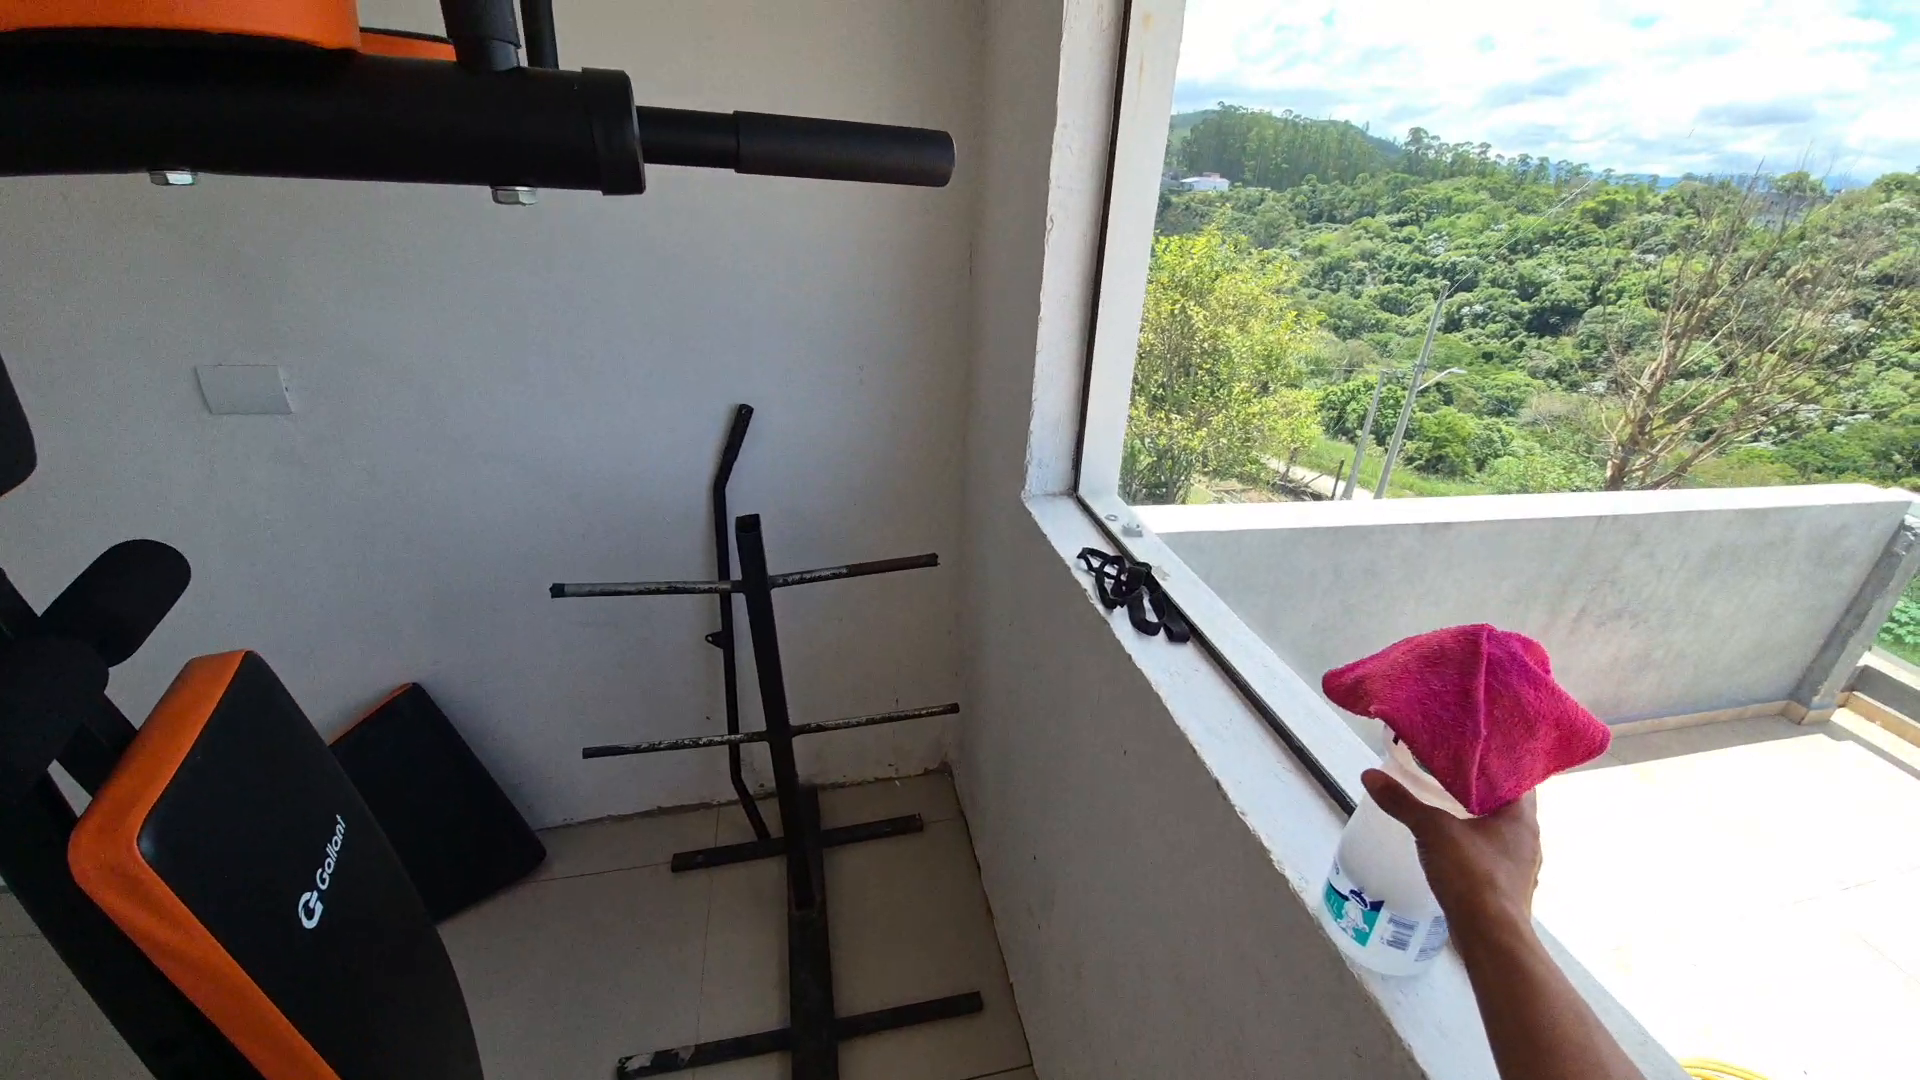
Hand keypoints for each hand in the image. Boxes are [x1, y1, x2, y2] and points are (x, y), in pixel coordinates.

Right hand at [1360, 768, 1541, 941]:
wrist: (1491, 938)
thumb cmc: (1472, 875)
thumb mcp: (1431, 829)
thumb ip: (1402, 802)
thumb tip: (1369, 775)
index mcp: (1521, 819)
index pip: (1516, 778)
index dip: (1495, 762)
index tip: (1469, 751)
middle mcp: (1528, 840)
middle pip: (1504, 804)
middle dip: (1477, 789)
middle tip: (1446, 771)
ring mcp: (1519, 866)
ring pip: (1496, 830)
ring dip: (1474, 817)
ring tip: (1443, 803)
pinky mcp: (1505, 886)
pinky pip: (1488, 852)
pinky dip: (1470, 842)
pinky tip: (1447, 842)